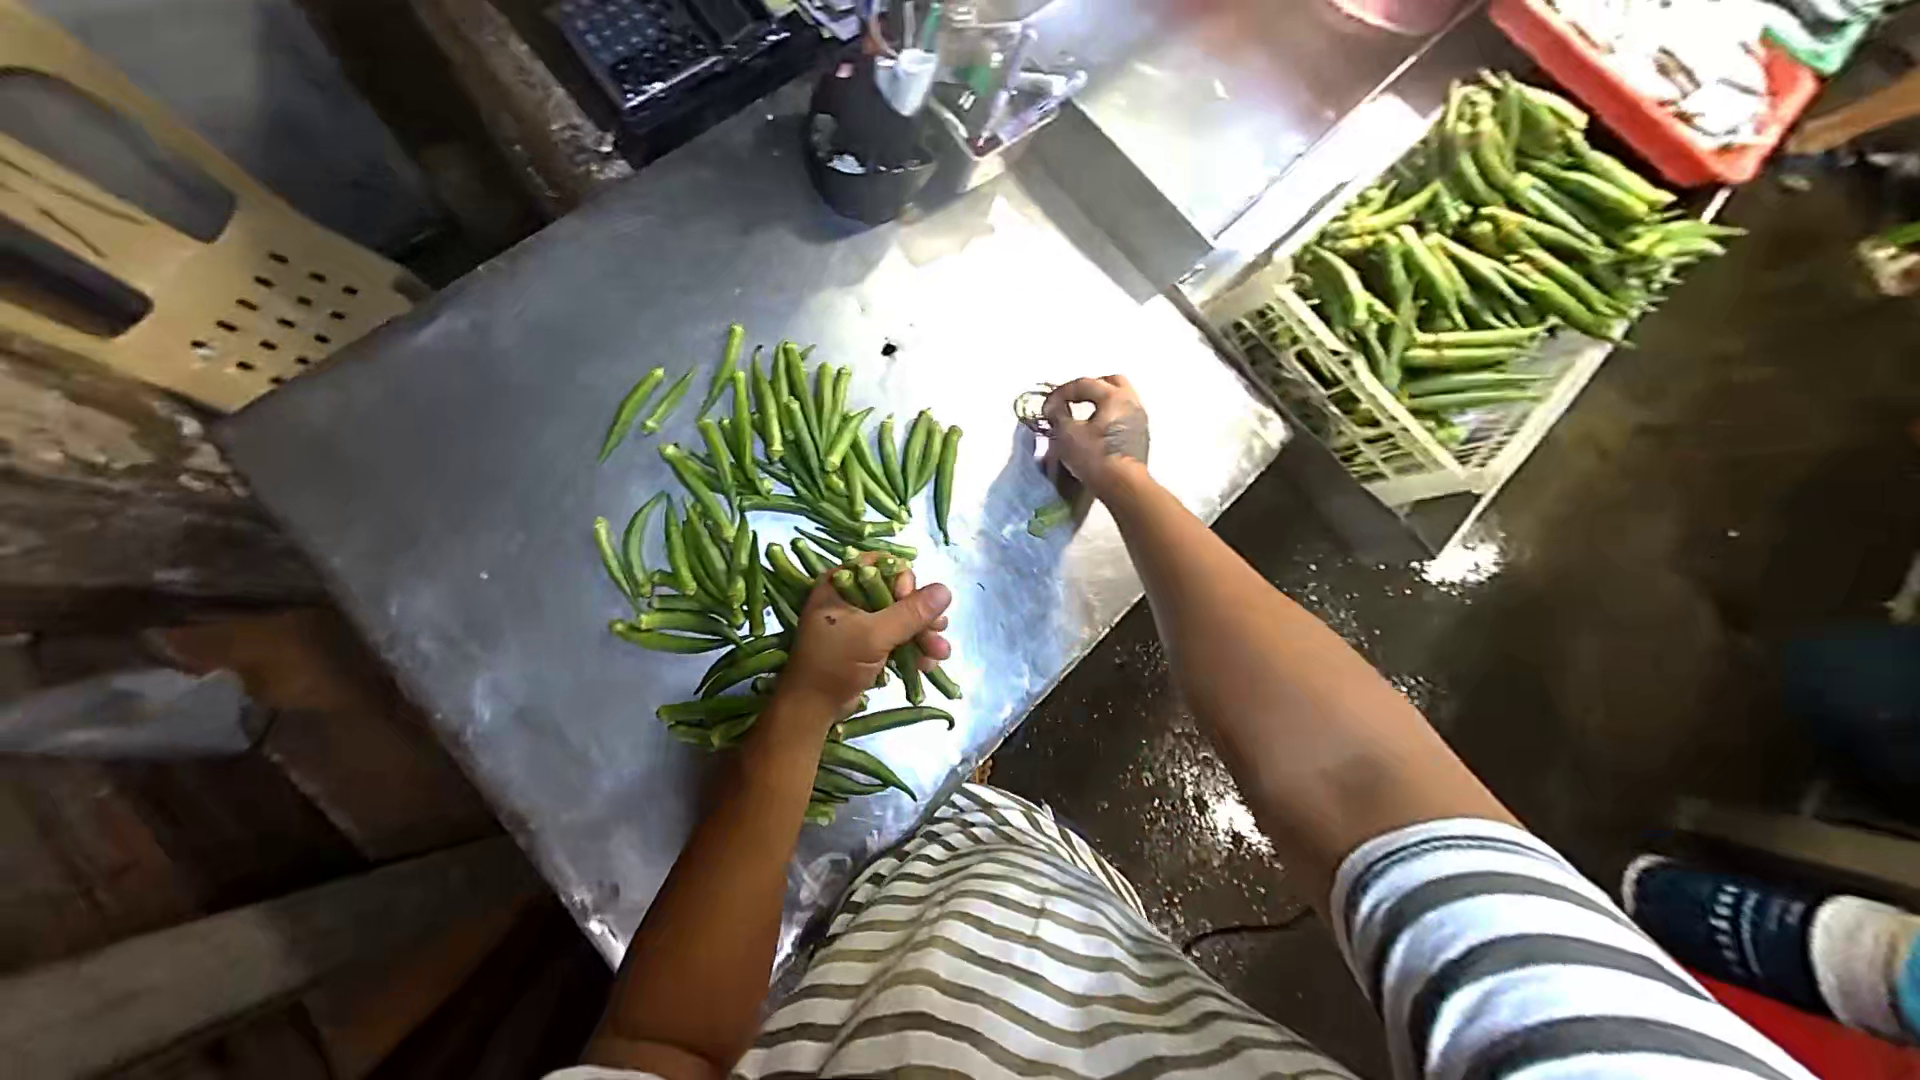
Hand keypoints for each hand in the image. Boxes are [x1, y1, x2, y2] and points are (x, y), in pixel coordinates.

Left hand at [776, 554, 951, 721]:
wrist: (812, 709)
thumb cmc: (834, 664)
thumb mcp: (874, 636)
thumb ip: (910, 613)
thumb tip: (946, 590)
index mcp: (841, 584)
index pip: (883, 566)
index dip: (905, 583)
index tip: (916, 605)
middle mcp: (851, 597)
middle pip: (899, 593)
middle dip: (922, 615)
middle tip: (939, 630)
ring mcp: (861, 622)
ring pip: (902, 618)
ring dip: (923, 634)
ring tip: (941, 653)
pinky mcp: (868, 644)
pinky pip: (898, 638)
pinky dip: (914, 648)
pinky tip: (929, 664)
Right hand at [1043, 375, 1148, 500]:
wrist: (1123, 485)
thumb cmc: (1094, 457)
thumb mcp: (1067, 434)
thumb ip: (1058, 414)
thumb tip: (1054, 406)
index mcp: (1114, 396)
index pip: (1084, 383)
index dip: (1061, 392)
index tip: (1047, 407)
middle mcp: (1131, 402)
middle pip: (1110, 382)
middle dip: (1089, 388)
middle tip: (1072, 400)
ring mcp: (1139, 420)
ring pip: (1120, 399)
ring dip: (1100, 402)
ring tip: (1084, 416)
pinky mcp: (1140, 437)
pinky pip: (1123, 415)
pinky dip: (1108, 416)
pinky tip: (1096, 431)